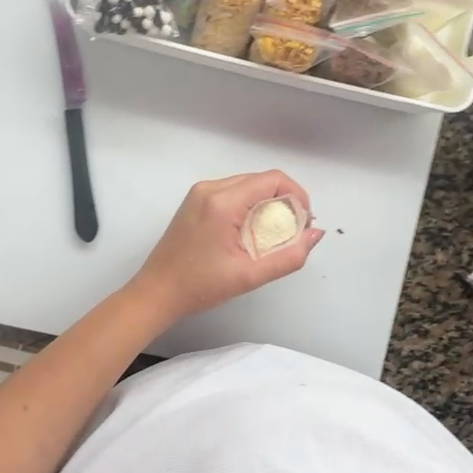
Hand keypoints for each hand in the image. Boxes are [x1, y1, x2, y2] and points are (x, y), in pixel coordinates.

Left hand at [126, 170, 324, 324]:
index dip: (297, 195)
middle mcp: (210, 188)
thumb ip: (290, 256)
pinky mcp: (194, 202)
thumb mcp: (250, 275)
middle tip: (291, 233)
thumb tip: (315, 233)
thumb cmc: (200, 286)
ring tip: (271, 237)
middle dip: (283, 202)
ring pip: (246, 186)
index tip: (303, 222)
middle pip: (261, 181)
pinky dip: (247, 208)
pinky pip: (231, 194)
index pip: (273, 179)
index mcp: (223, 202)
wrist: (157, 293)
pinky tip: (249, 234)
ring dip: (265, 205)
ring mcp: (199, 193)